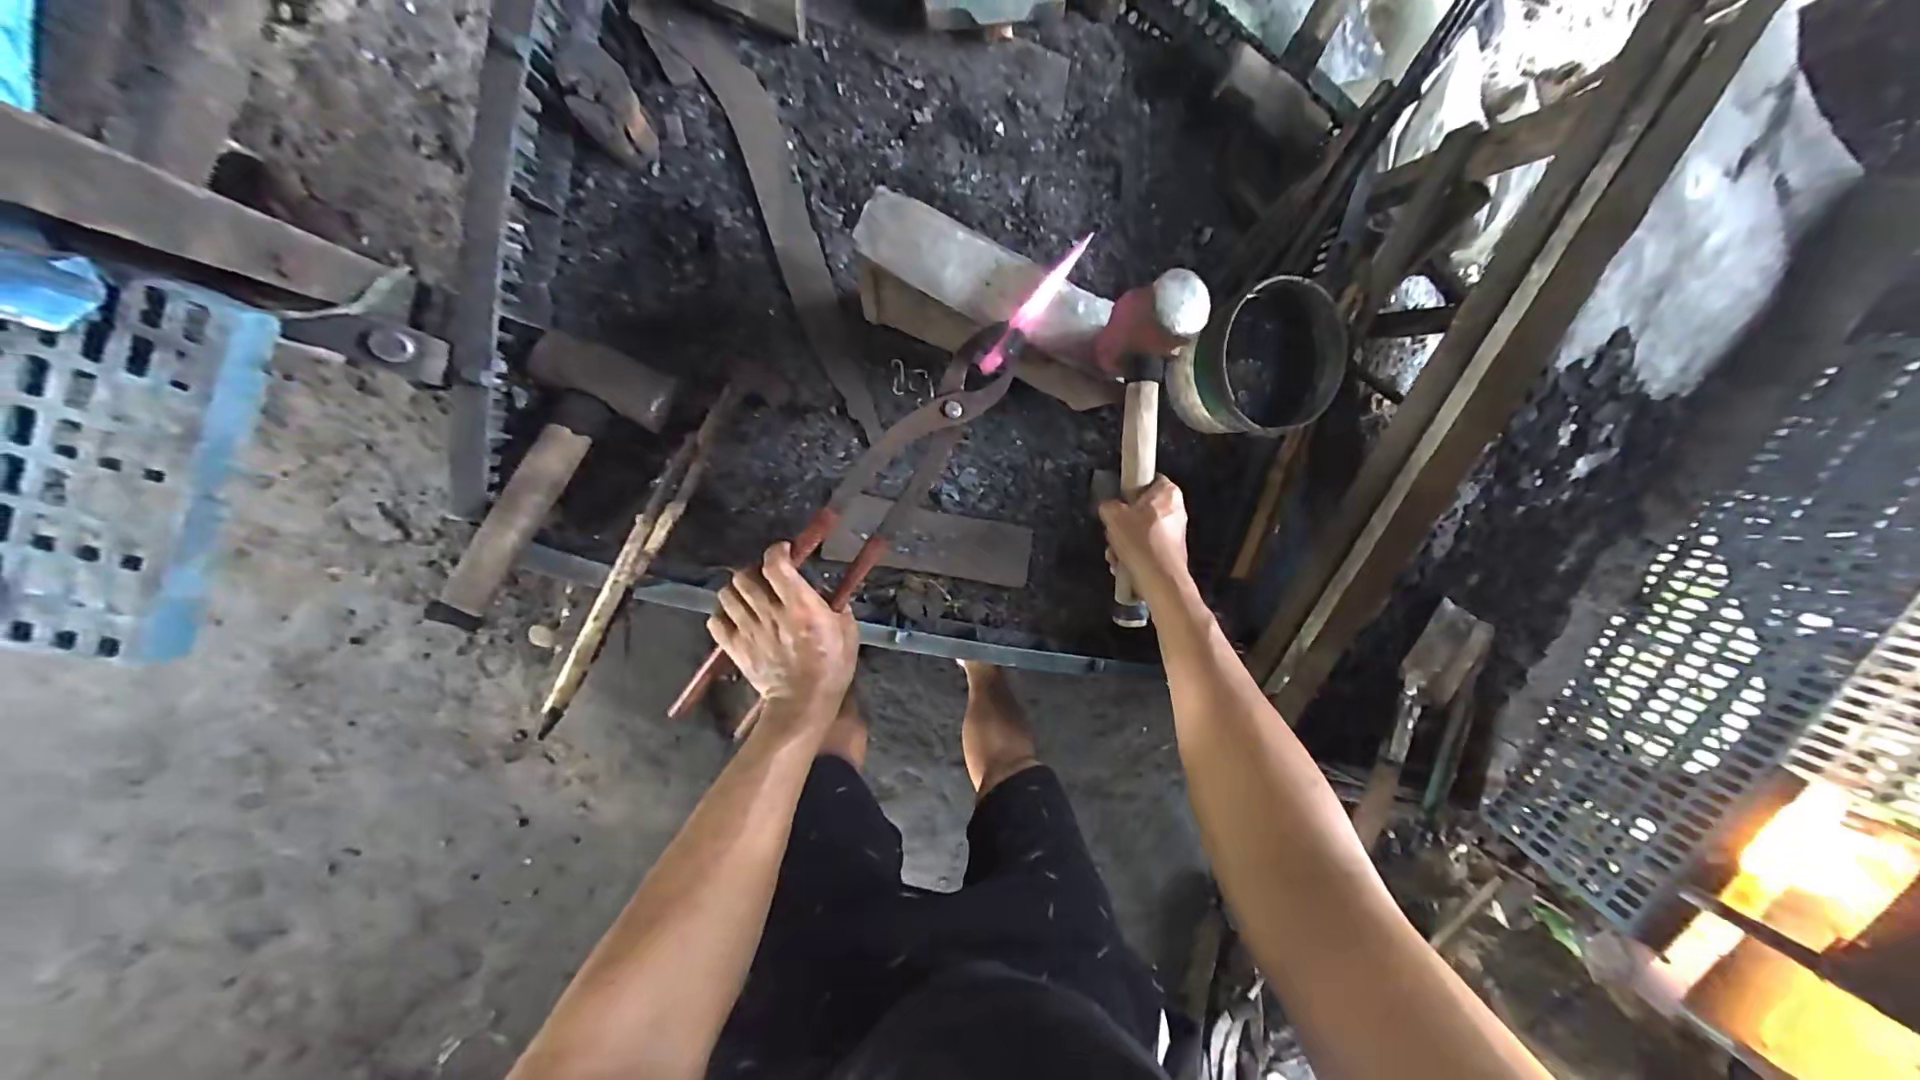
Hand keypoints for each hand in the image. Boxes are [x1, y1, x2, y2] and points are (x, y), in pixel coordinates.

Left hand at [709, 543, 859, 713]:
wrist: (803, 703)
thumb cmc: (832, 666)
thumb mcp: (847, 631)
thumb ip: (836, 606)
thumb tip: (825, 593)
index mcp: (800, 605)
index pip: (775, 564)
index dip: (777, 552)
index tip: (784, 552)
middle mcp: (769, 612)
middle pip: (745, 575)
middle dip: (755, 571)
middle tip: (766, 578)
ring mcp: (748, 629)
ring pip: (726, 594)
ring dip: (737, 591)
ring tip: (749, 598)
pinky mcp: (734, 647)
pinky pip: (715, 621)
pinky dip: (723, 615)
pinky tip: (737, 619)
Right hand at [1098, 475, 1191, 602]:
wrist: (1159, 579)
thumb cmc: (1141, 541)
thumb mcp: (1113, 516)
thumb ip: (1108, 506)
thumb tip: (1109, 509)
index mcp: (1169, 492)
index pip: (1148, 480)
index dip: (1130, 489)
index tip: (1118, 501)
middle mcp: (1176, 510)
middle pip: (1141, 510)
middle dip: (1123, 524)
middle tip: (1113, 531)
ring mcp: (1175, 533)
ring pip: (1140, 532)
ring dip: (1124, 543)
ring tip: (1115, 553)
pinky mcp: (1170, 553)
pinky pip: (1146, 548)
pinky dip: (1133, 555)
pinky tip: (1122, 565)